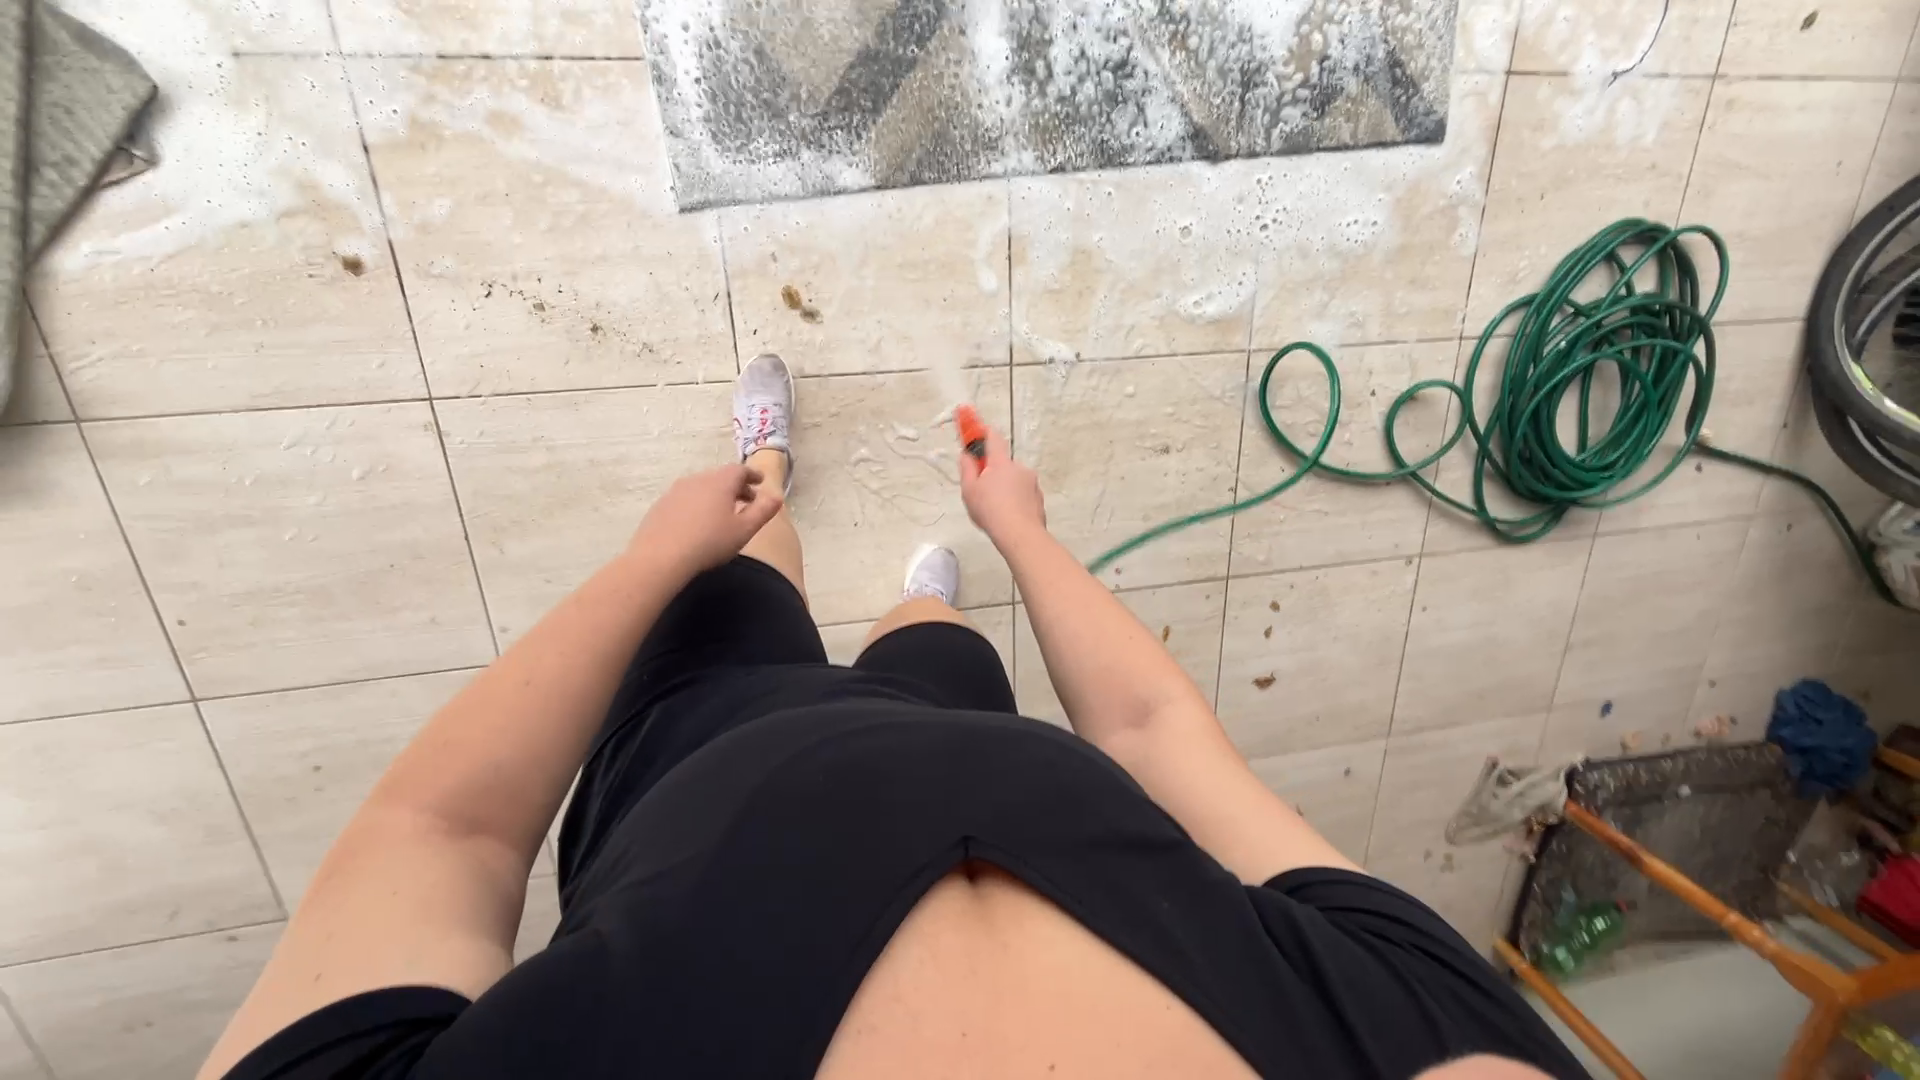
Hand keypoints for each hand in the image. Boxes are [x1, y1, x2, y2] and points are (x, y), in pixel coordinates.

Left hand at [630, 464, 782, 577]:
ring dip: (716, 495)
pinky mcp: (661, 505)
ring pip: (702, 487)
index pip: (740, 470)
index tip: (760, 481)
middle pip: (720, 477)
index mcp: (720, 482)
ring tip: (723, 512)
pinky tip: (698, 522)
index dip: (752, 475)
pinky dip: (698, 504)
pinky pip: (686, 498)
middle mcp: (697, 480)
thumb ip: (763, 511)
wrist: (660, 557)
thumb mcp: (744, 530)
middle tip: (747, 500)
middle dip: (736, 486)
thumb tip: (776, 496)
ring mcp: (675, 491)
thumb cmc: (710, 542)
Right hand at [959, 424, 1046, 542]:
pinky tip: (1009, 516)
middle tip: (982, 491)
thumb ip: (967, 469)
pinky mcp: (1039, 499)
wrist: (1020, 535)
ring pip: (1014, 480)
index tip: (976, 429)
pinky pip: (1024, 494)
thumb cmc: (990, 510)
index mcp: (1001, 462)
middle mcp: (1020, 468)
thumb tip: (966, 455)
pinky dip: (1016, 501)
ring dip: (1005, 488)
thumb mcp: (969, 490)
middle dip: (993, 472)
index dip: (983, 431)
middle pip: (1003, 463)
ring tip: (996, 510)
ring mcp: (1032, 483)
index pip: (993, 437)